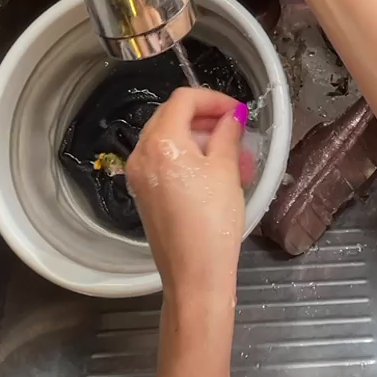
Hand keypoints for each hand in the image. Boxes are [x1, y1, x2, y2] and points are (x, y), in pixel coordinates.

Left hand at [127, 87, 249, 291]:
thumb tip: (232, 117)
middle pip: (173, 116)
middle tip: (236, 129)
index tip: (236, 111)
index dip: (214, 99)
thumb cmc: (211, 224)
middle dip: (207, 118)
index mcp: (161, 142)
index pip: (184, 99)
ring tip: (234, 156)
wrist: (195, 277)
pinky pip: (166, 161)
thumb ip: (228, 133)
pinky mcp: (145, 193)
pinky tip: (216, 172)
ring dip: (201, 139)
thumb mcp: (226, 169)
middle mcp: (142, 155)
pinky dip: (189, 157)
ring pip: (170, 138)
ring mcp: (140, 175)